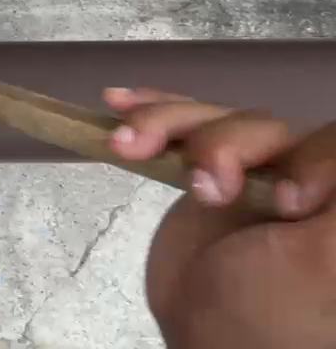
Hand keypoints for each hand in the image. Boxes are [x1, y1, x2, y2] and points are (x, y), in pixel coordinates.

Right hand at [105, 87, 335, 348]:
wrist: (211, 334)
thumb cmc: (277, 305)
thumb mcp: (323, 258)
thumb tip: (334, 143)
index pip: (328, 141)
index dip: (302, 158)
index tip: (286, 202)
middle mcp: (306, 179)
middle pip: (258, 124)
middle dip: (212, 142)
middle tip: (199, 190)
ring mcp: (251, 172)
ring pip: (208, 118)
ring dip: (159, 124)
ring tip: (125, 147)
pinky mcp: (201, 168)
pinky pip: (174, 120)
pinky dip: (144, 110)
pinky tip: (116, 105)